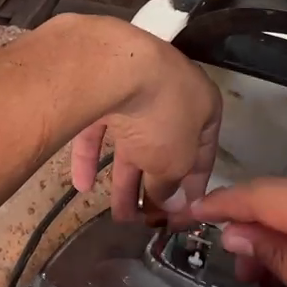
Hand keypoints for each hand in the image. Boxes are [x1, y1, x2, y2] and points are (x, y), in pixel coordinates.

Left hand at [63, 16, 219, 221]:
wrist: (114, 67)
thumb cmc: (161, 115)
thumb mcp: (175, 162)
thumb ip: (171, 185)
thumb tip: (167, 202)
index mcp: (202, 104)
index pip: (203, 152)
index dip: (192, 188)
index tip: (180, 217)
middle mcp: (170, 91)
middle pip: (163, 146)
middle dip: (153, 186)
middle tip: (144, 220)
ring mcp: (132, 85)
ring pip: (129, 138)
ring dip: (123, 177)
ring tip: (116, 214)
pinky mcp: (97, 86)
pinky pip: (97, 126)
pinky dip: (90, 154)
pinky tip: (82, 184)